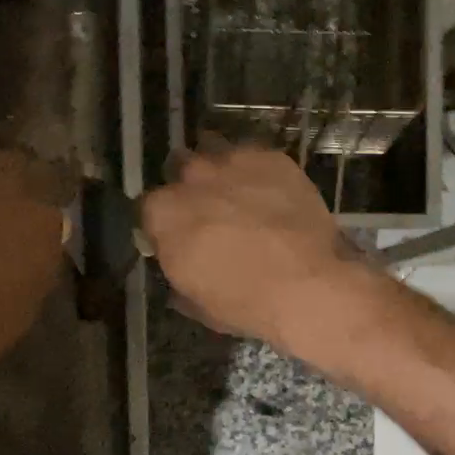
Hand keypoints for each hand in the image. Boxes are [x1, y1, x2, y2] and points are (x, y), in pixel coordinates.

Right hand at [142, 145, 375, 350]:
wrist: (306, 285)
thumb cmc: (243, 303)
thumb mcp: (195, 302)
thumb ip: (178, 273)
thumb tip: (180, 267)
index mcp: (164, 215)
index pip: (148, 209)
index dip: (162, 223)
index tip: (176, 237)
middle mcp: (191, 178)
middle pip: (178, 170)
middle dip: (188, 188)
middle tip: (208, 213)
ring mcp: (232, 161)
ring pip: (212, 151)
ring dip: (217, 170)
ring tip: (236, 194)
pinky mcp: (270, 156)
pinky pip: (252, 156)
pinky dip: (254, 171)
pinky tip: (269, 193)